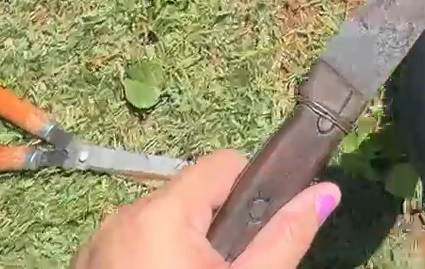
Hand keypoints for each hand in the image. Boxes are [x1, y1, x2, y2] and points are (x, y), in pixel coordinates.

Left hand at [72, 150, 338, 268]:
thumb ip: (287, 235)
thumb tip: (329, 190)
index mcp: (160, 212)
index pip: (225, 165)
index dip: (250, 194)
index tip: (253, 240)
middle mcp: (121, 218)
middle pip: (192, 194)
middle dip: (216, 227)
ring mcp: (95, 249)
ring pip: (162, 223)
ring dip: (183, 247)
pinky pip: (131, 248)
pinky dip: (151, 263)